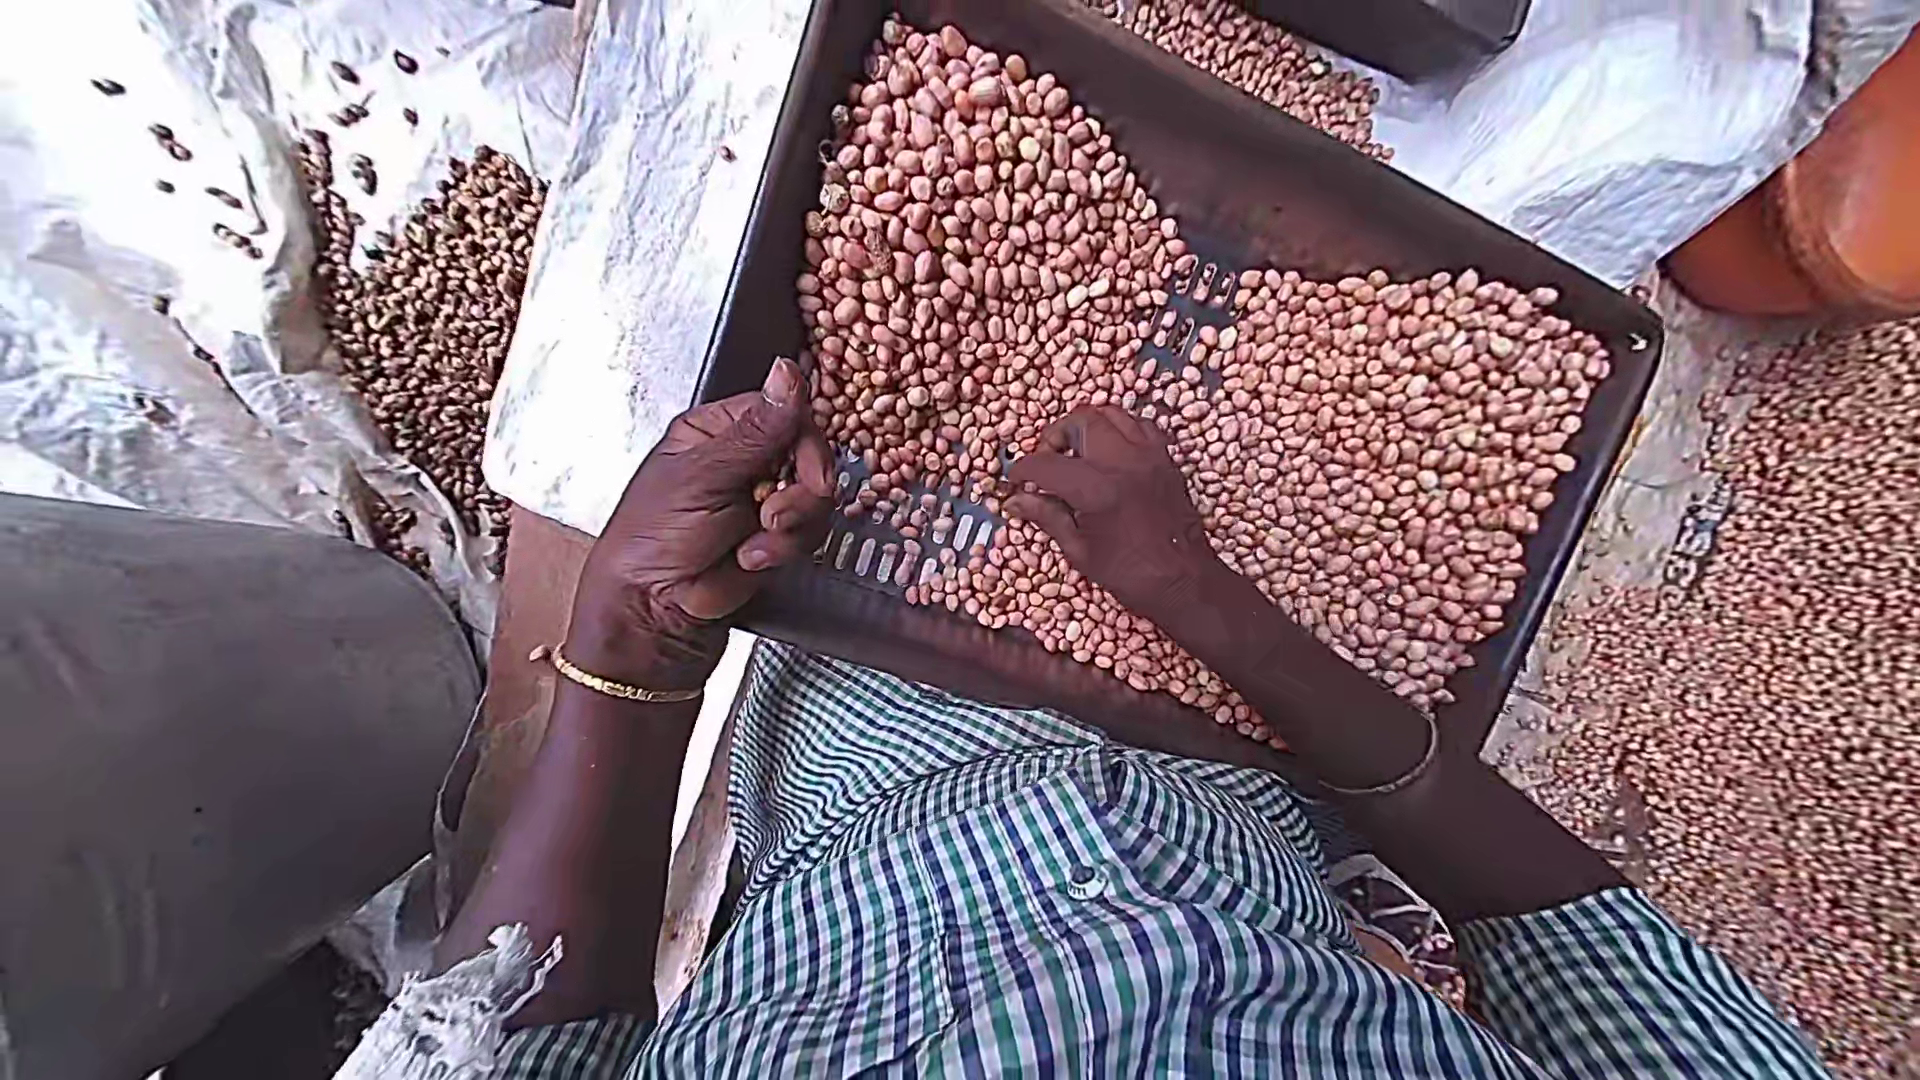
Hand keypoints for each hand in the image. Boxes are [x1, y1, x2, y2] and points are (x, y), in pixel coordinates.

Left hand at [566, 357, 834, 689]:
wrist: (654, 614)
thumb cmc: (653, 541)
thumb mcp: (703, 478)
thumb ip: (757, 431)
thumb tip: (788, 372)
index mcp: (718, 432)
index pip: (786, 414)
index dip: (805, 441)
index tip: (806, 470)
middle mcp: (746, 461)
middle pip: (810, 456)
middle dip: (801, 492)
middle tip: (773, 515)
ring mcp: (765, 499)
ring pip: (816, 497)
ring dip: (792, 527)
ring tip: (753, 546)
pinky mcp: (778, 535)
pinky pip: (811, 530)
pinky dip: (787, 549)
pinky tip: (752, 559)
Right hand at [1006, 404, 1222, 625]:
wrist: (1186, 583)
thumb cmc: (1132, 576)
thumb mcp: (1080, 551)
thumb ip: (1048, 517)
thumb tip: (1017, 502)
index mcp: (1098, 490)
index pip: (1046, 464)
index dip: (1023, 470)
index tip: (1017, 481)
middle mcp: (1125, 463)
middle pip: (1080, 421)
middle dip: (1054, 437)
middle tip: (1046, 463)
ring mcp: (1150, 457)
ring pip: (1111, 414)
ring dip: (1086, 427)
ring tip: (1075, 453)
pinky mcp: (1166, 460)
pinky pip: (1139, 426)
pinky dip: (1118, 431)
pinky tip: (1108, 454)